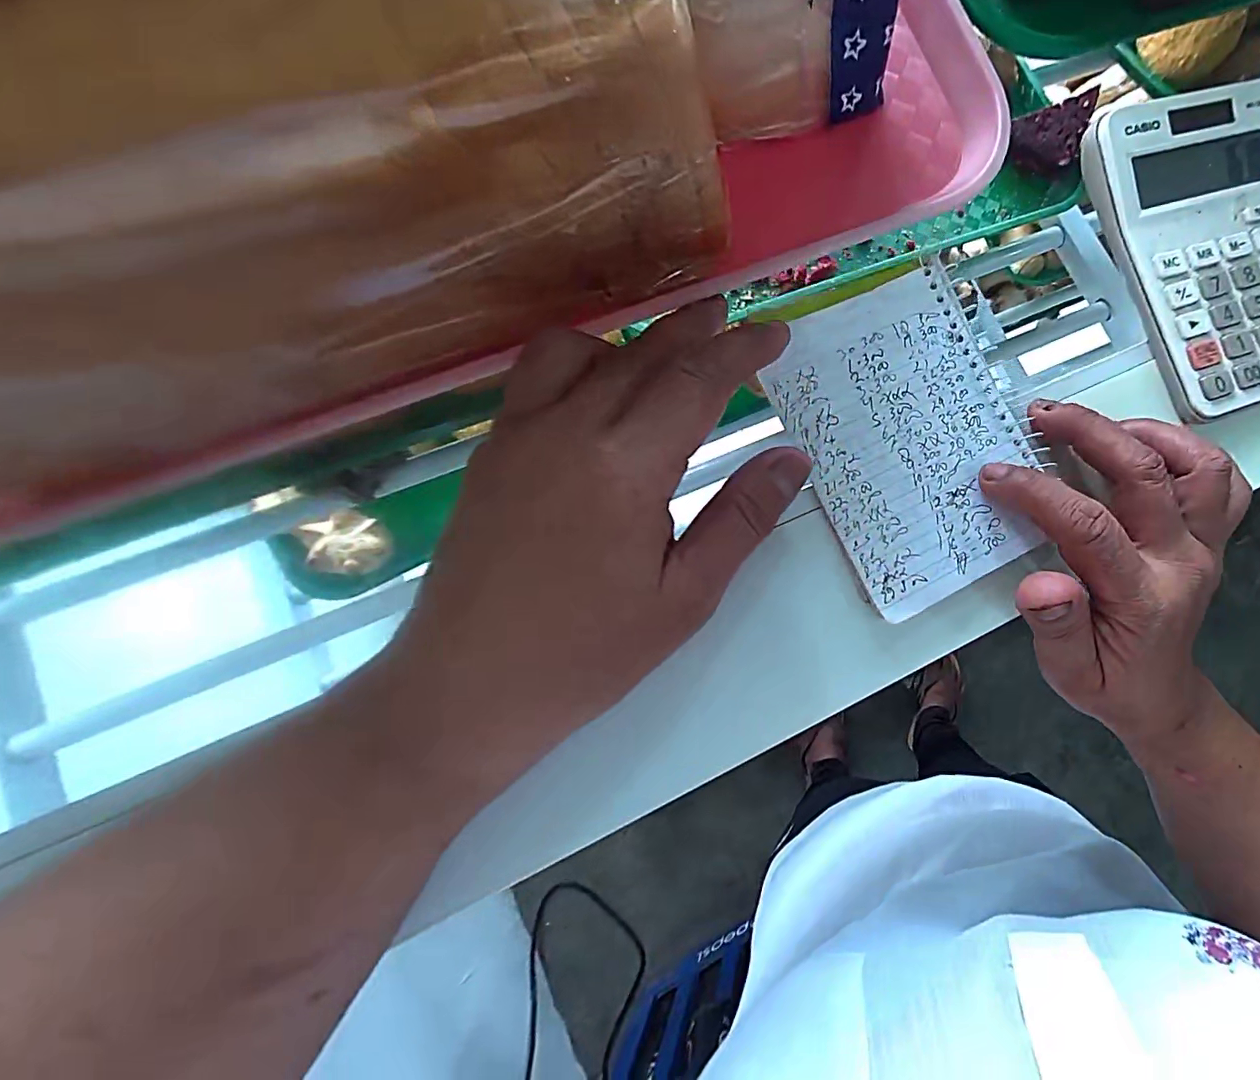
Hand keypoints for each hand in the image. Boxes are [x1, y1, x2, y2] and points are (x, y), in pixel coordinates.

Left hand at [362, 300, 808, 791]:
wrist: (466, 689)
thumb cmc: (589, 654)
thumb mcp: (686, 596)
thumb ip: (742, 519)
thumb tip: (794, 459)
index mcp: (626, 466)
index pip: (696, 382)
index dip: (741, 351)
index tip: (775, 332)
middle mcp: (569, 429)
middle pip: (644, 354)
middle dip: (697, 329)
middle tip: (734, 315)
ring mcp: (519, 434)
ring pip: (584, 351)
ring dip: (635, 339)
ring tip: (670, 353)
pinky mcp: (491, 451)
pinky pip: (538, 375)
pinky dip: (582, 359)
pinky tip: (600, 391)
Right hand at [979, 403, 1249, 751]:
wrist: (1161, 696)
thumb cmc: (1111, 682)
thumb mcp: (1070, 674)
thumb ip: (1056, 630)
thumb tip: (1041, 584)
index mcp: (1142, 595)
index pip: (1089, 526)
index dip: (1038, 493)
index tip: (997, 475)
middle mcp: (1182, 560)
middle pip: (1147, 474)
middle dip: (1089, 433)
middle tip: (1041, 416)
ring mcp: (1204, 544)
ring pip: (1200, 466)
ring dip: (1145, 433)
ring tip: (1094, 427)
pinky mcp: (1210, 535)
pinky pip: (1218, 478)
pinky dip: (1183, 449)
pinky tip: (1141, 448)